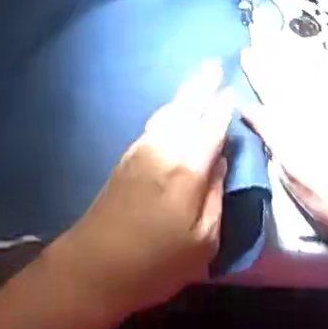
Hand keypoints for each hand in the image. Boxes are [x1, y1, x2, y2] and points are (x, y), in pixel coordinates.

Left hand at [42, 62, 232, 319]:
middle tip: (214, 64)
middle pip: (186, 108)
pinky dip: (170, 110)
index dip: (223, 109)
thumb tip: (221, 162)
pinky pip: (156, 123)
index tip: (233, 89)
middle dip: (202, 86)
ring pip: (168, 112)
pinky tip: (175, 111)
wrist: (95, 264)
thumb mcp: (203, 242)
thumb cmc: (156, 263)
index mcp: (187, 168)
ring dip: (185, 94)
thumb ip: (216, 196)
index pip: (211, 128)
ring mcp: (141, 149)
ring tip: (199, 79)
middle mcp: (163, 148)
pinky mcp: (126, 157)